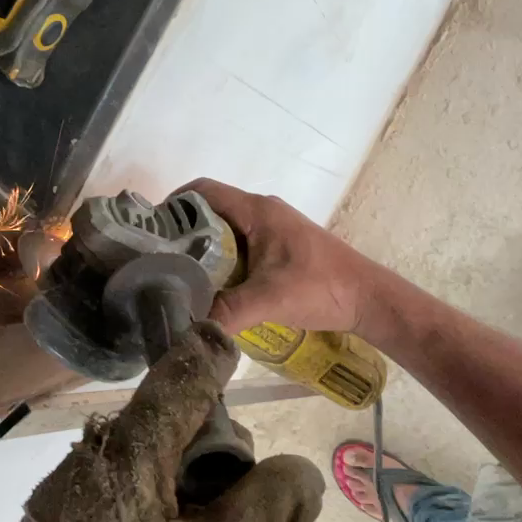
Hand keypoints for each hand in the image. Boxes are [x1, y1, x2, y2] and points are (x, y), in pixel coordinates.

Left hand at [0, 322, 322, 521]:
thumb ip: (275, 499)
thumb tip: (298, 471)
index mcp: (127, 454)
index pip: (176, 382)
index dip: (207, 358)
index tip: (226, 340)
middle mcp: (89, 458)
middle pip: (165, 425)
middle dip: (206, 447)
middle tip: (232, 496)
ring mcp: (67, 491)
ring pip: (146, 460)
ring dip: (181, 481)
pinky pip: (121, 491)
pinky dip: (154, 504)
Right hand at [180, 178, 389, 338]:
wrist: (369, 298)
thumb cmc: (320, 288)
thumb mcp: (269, 301)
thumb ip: (226, 313)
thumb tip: (185, 330)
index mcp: (257, 210)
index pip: (204, 191)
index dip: (174, 204)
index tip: (152, 230)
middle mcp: (263, 211)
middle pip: (211, 210)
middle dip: (183, 231)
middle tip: (160, 259)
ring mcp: (274, 227)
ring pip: (226, 229)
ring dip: (204, 247)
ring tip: (180, 275)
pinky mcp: (281, 245)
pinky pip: (241, 243)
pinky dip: (223, 258)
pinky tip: (215, 285)